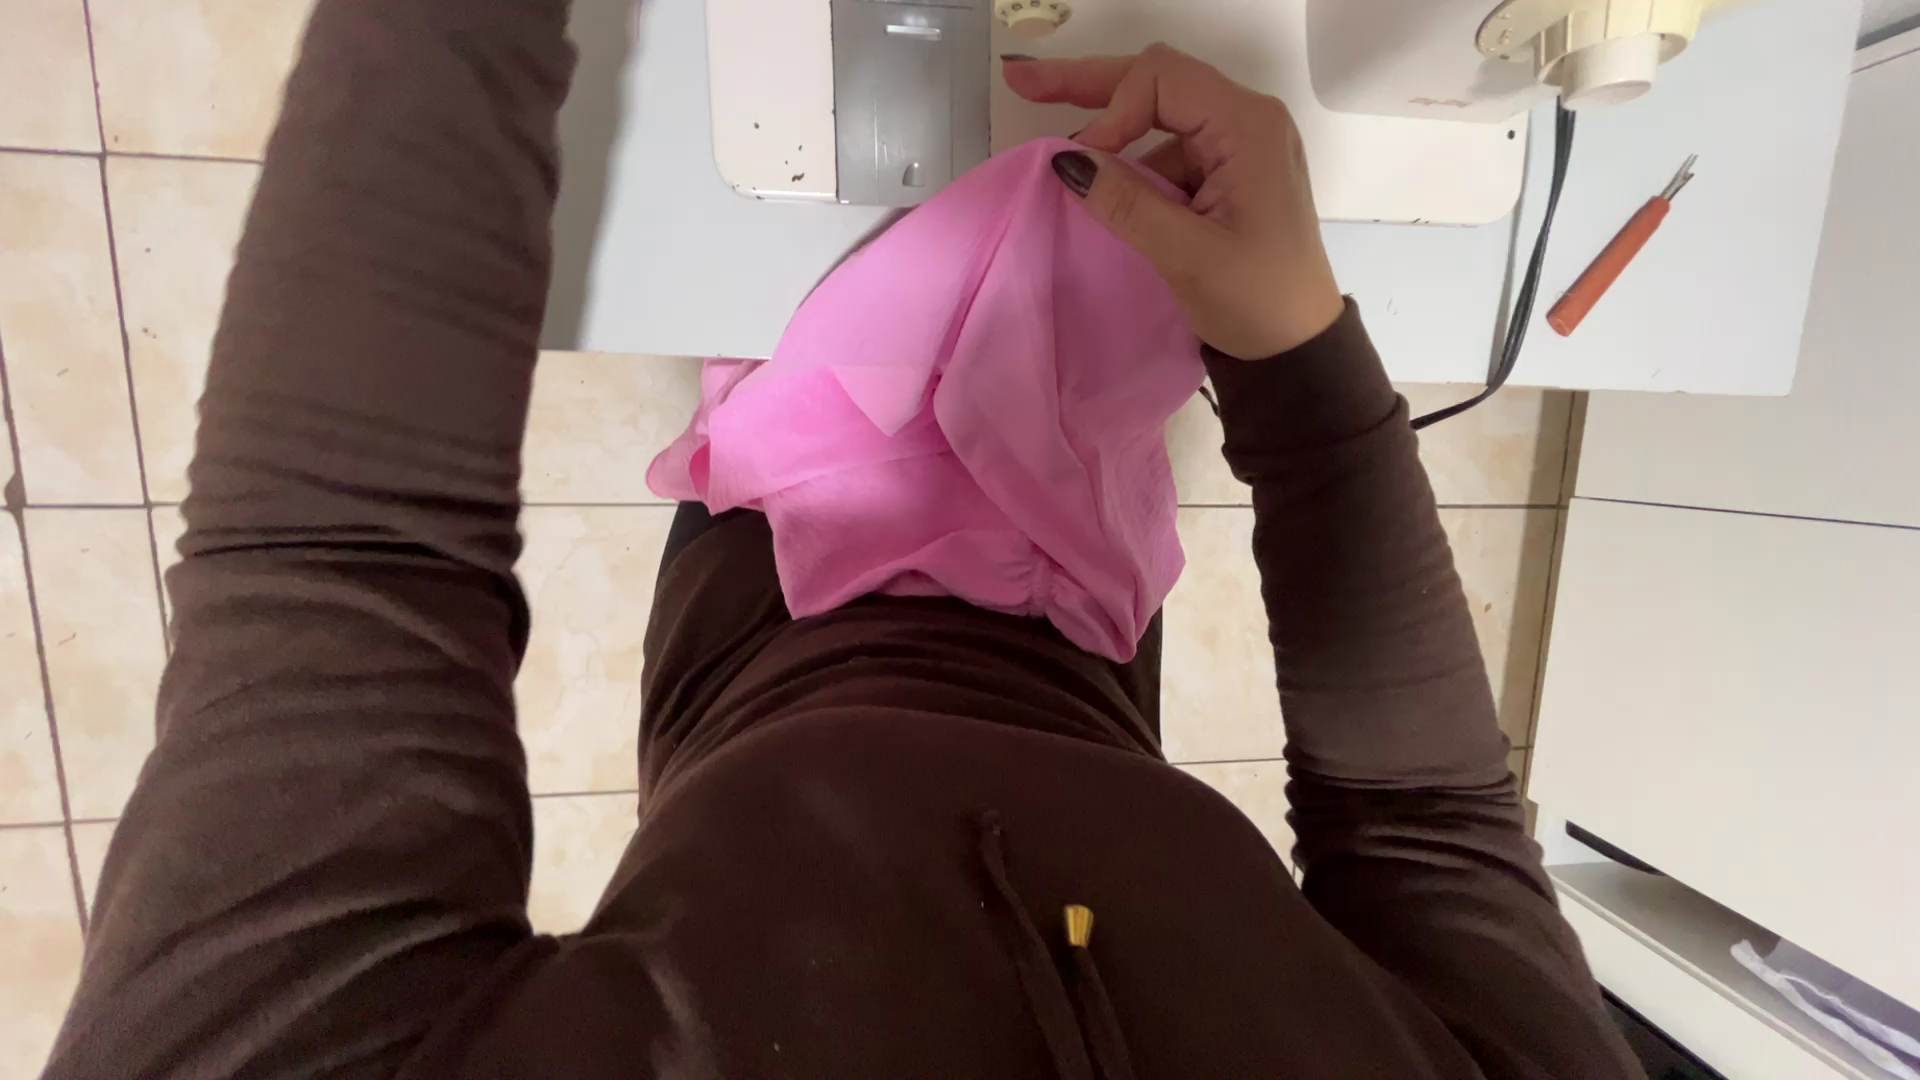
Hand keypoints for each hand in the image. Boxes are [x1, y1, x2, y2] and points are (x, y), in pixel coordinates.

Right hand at [1003, 45, 1343, 358]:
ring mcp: (1235, 149)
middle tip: (1024, 82)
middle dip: (1089, 86)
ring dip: (1111, 139)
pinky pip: (1168, 158)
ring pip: (1158, 122)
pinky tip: (1106, 195)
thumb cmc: (1255, 299)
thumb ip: (1126, 203)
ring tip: (1066, 166)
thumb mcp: (1186, 254)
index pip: (1161, 78)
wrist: (1294, 344)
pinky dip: (1132, 173)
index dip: (1111, 110)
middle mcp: (1244, 121)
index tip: (1082, 163)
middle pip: (1157, 83)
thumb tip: (1066, 161)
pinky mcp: (1225, 178)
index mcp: (1247, 126)